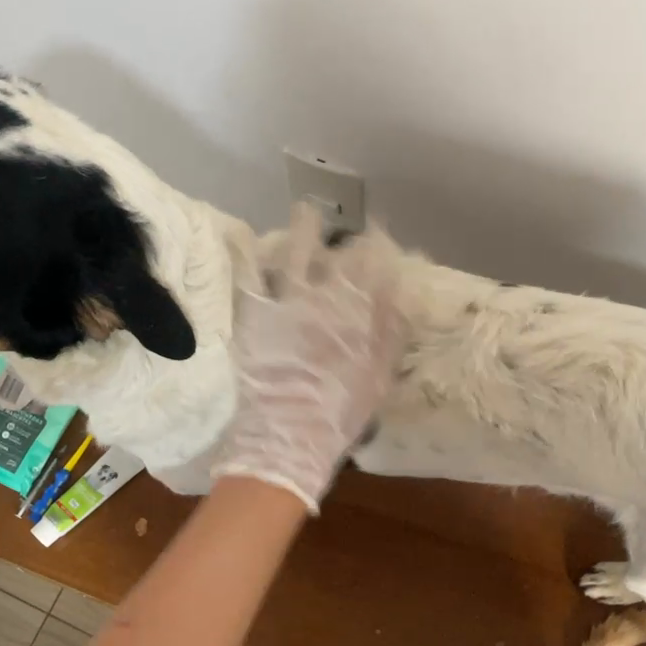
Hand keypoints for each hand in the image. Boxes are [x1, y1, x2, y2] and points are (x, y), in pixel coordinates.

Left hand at [210, 204, 405, 511]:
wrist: (289, 434)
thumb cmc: (340, 414)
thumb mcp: (378, 378)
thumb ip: (390, 334)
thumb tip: (399, 297)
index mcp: (360, 314)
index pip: (376, 268)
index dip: (379, 249)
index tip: (380, 239)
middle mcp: (327, 298)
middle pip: (341, 256)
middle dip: (347, 239)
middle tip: (347, 229)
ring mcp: (289, 301)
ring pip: (297, 253)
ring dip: (304, 229)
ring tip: (306, 211)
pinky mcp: (256, 311)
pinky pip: (251, 273)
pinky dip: (248, 253)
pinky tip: (245, 236)